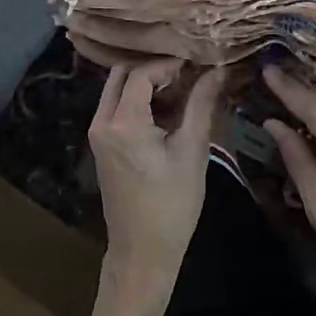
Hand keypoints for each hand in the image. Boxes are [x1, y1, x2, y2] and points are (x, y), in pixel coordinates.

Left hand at [89, 61, 226, 295]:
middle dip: (154, 68)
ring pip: (117, 89)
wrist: (143, 251)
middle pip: (122, 74)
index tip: (197, 63)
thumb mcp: (192, 150)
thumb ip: (201, 104)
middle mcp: (102, 122)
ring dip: (146, 83)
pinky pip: (116, 107)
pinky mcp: (102, 145)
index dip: (169, 63)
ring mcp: (98, 134)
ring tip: (182, 88)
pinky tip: (168, 108)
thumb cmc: (172, 203)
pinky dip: (138, 99)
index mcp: (122, 123)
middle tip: (187, 72)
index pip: (142, 73)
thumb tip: (217, 71)